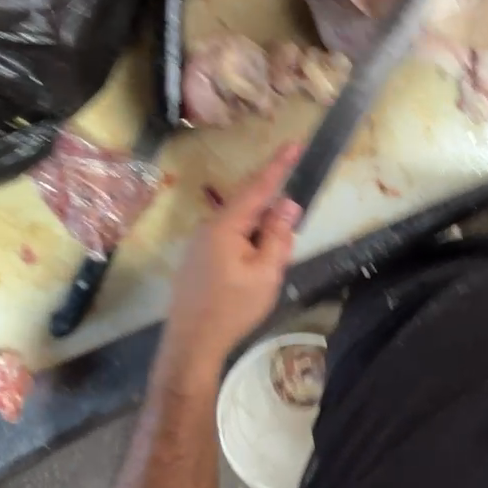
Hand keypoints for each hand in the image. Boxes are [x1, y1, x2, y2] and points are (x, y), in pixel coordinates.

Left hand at [163, 143, 302, 366]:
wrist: (191, 344)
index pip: (258, 187)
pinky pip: (229, 240)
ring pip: (240, 227)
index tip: (295, 143)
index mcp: (225, 225)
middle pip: (249, 207)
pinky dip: (247, 246)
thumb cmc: (232, 309)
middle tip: (285, 245)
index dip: (278, 165)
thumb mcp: (266, 273)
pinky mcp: (197, 259)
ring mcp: (199, 243)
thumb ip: (278, 235)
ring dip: (260, 237)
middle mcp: (208, 226)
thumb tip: (287, 204)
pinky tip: (252, 272)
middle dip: (272, 217)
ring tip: (267, 270)